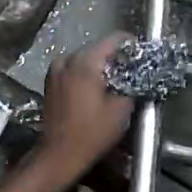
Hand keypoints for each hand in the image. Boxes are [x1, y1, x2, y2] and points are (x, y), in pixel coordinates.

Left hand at [41, 35, 135, 174]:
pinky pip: (71, 69)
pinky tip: (96, 88)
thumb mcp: (121, 109)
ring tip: (116, 80)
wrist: (60, 151)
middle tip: (132, 69)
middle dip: (114, 56)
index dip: (130, 44)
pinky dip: (85, 73)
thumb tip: (137, 75)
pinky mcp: (50, 81)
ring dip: (99, 65)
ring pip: (83, 59)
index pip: (112, 40)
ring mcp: (55, 70)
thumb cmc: (92, 131)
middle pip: (96, 48)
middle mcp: (67, 59)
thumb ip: (131, 85)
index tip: (142, 52)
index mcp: (84, 62)